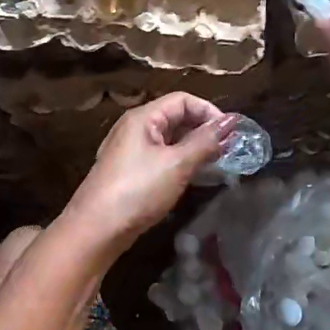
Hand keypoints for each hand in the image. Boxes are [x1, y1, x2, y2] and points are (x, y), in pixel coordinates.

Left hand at [63, 93, 236, 244]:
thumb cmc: (137, 190)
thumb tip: (231, 120)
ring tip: (217, 165)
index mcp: (143, 118)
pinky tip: (194, 178)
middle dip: (203, 130)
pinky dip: (180, 163)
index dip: (209, 111)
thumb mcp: (177, 164)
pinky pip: (161, 158)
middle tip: (229, 151)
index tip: (232, 134)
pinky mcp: (130, 172)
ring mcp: (130, 151)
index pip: (183, 100)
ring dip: (194, 148)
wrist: (96, 228)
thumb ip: (205, 141)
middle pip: (175, 118)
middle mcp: (134, 128)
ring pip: (169, 140)